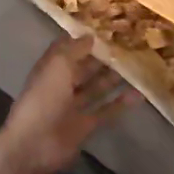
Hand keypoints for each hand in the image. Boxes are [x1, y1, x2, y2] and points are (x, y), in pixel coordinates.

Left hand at [0, 36, 139, 173]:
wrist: (35, 144)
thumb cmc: (44, 97)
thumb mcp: (58, 65)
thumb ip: (75, 49)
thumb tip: (91, 35)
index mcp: (51, 67)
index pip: (68, 48)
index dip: (84, 39)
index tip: (106, 29)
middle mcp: (62, 84)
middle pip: (84, 67)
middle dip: (102, 58)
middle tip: (128, 46)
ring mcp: (74, 106)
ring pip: (96, 88)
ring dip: (113, 78)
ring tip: (135, 66)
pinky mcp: (85, 126)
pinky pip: (105, 111)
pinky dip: (120, 103)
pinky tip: (138, 94)